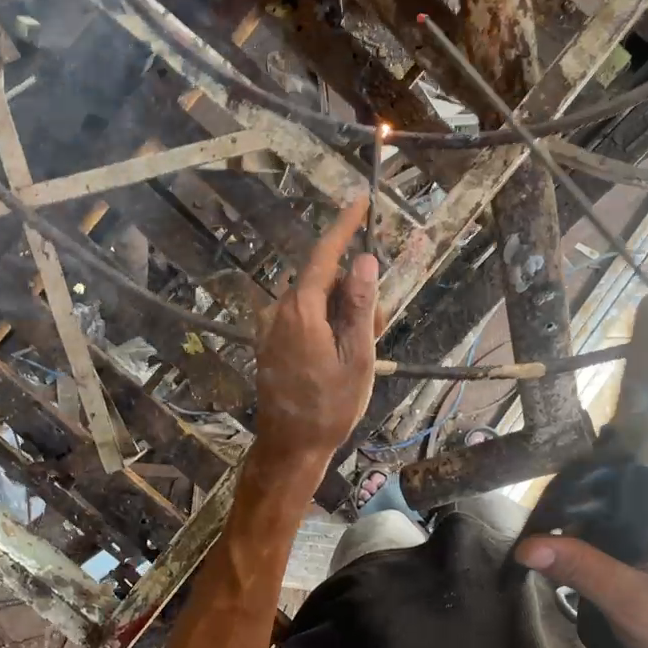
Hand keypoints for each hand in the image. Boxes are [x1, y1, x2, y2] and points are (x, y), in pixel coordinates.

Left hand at [253, 197, 382, 466]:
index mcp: (301, 311)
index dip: (344, 226)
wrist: (291, 446)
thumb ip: (361, 306)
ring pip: (315, 301)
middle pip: (324, 281)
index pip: (324, 255)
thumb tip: (364, 260)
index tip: (361, 200)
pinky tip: (338, 356)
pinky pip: (301, 319)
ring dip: (342, 314)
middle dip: (354, 294)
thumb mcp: (358, 357)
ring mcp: (270, 329)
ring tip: (361, 353)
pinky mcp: (269, 344)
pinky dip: (324, 326)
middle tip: (379, 330)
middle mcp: (279, 312)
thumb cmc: (330, 407)